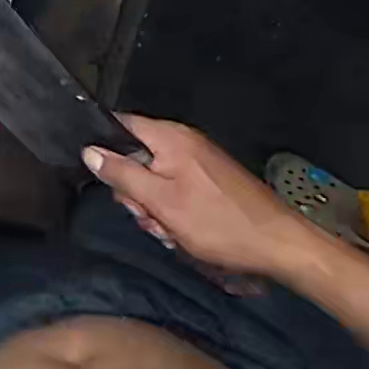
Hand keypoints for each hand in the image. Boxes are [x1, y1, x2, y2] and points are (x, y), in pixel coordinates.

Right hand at [83, 115, 329, 276]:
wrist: (278, 244)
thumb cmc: (218, 222)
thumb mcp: (160, 201)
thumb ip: (122, 174)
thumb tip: (90, 151)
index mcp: (170, 136)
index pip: (121, 124)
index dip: (105, 148)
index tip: (106, 178)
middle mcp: (183, 140)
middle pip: (136, 155)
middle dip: (134, 189)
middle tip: (148, 215)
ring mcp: (198, 159)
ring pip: (154, 176)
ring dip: (153, 205)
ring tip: (169, 228)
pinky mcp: (209, 178)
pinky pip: (175, 185)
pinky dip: (171, 207)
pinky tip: (182, 229)